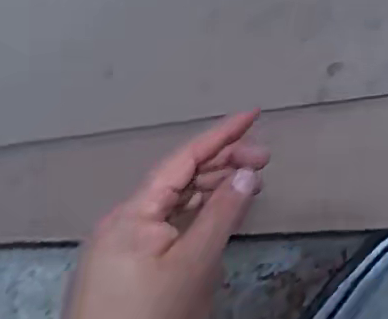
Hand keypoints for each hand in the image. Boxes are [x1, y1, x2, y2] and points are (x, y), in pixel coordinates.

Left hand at [64, 110, 269, 318]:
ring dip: (212, 190)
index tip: (254, 114)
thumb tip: (247, 173)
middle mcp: (123, 221)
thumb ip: (221, 215)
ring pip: (174, 204)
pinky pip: (167, 229)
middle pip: (179, 178)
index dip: (221, 134)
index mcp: (132, 213)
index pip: (184, 159)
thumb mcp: (192, 268)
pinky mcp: (125, 273)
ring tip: (250, 184)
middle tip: (264, 160)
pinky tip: (220, 215)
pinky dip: (196, 217)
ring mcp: (122, 248)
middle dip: (222, 163)